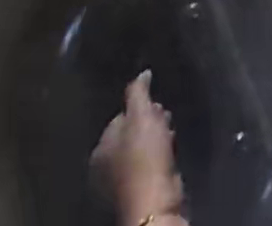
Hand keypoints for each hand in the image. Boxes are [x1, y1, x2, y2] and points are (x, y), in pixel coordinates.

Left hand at [92, 72, 184, 225]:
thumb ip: (139, 92)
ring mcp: (118, 180)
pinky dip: (158, 155)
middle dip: (152, 122)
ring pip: (141, 146)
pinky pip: (148, 162)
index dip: (144, 109)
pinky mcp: (136, 189)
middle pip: (132, 131)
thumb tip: (143, 73)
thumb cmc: (145, 154)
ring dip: (158, 138)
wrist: (154, 198)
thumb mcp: (142, 115)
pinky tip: (169, 154)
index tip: (159, 109)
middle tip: (166, 121)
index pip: (123, 115)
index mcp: (101, 146)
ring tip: (171, 137)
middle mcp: (103, 164)